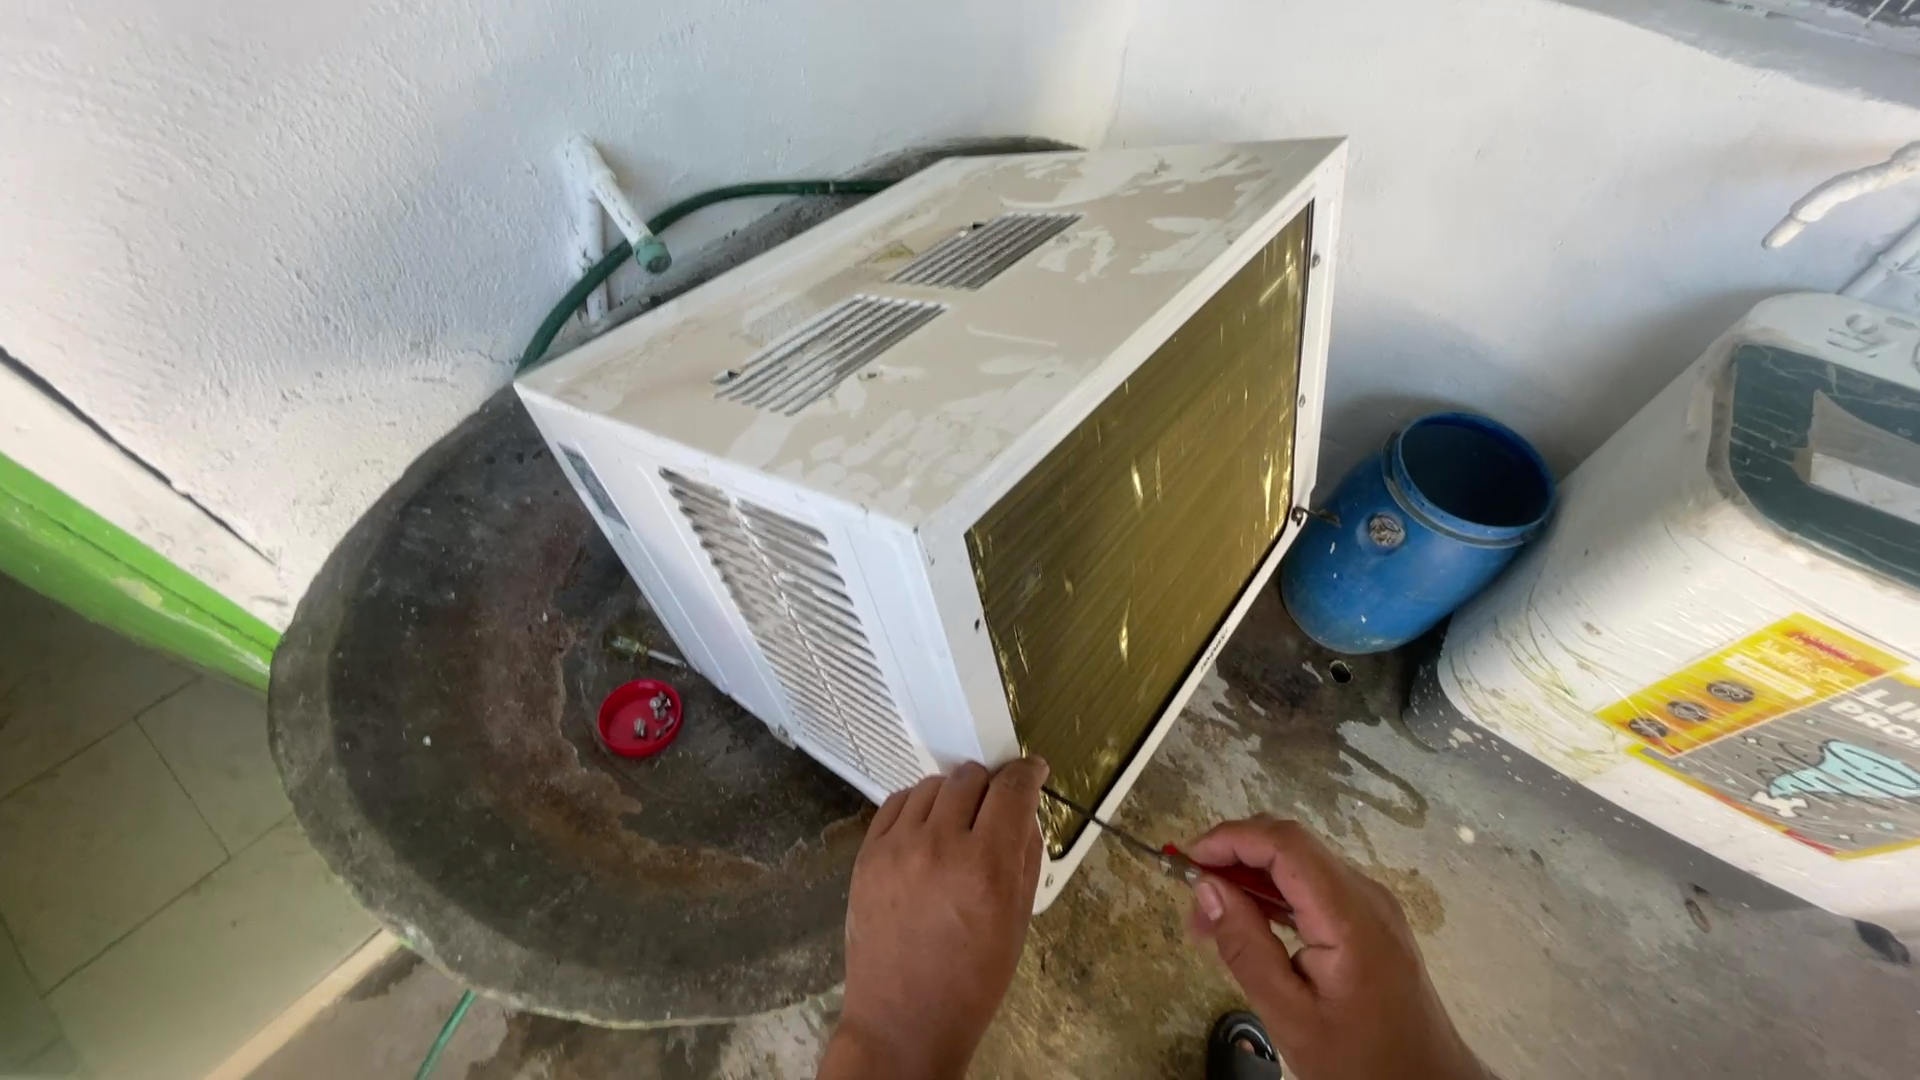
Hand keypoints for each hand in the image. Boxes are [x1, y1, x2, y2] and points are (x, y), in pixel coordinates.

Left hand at [818, 758, 1048, 1079]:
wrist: (903, 1021)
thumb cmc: (972, 979)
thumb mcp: (1018, 921)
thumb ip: (1025, 854)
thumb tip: (1024, 809)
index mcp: (985, 867)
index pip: (1011, 790)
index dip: (1027, 771)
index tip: (1032, 769)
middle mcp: (940, 846)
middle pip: (970, 777)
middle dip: (989, 786)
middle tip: (992, 808)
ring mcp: (897, 847)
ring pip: (933, 785)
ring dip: (953, 795)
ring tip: (957, 824)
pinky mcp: (867, 853)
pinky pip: (897, 802)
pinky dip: (918, 806)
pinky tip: (926, 829)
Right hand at [1186, 816, 1487, 1079]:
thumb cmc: (1359, 1062)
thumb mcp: (1290, 1017)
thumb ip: (1246, 947)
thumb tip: (1207, 886)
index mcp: (1350, 916)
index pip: (1284, 843)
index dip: (1231, 838)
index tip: (1189, 860)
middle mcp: (1365, 893)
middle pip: (1290, 842)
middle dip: (1234, 855)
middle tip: (1196, 896)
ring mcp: (1370, 902)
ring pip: (1297, 860)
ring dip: (1249, 874)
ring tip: (1211, 917)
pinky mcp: (1368, 915)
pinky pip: (1311, 882)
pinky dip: (1271, 889)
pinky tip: (1248, 921)